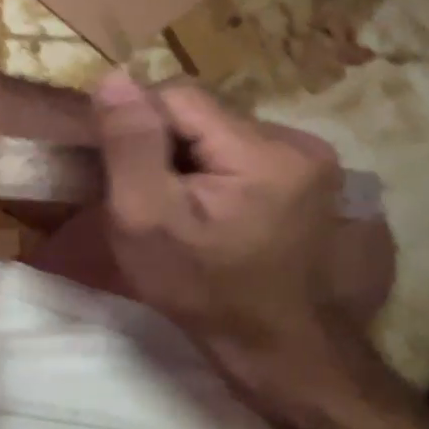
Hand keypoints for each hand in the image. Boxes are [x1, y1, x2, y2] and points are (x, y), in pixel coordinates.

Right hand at [89, 71, 357, 410]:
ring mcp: (315, 164)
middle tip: (149, 198)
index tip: (123, 174)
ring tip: (179, 210)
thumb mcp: (144, 216)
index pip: (174, 97)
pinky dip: (213, 173)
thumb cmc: (201, 287)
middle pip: (199, 114)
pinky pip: (241, 153)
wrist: (280, 351)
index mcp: (263, 151)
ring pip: (218, 132)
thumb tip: (112, 77)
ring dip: (185, 159)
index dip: (135, 129)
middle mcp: (301, 144)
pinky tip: (211, 214)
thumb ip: (128, 143)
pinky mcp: (315, 183)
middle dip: (162, 145)